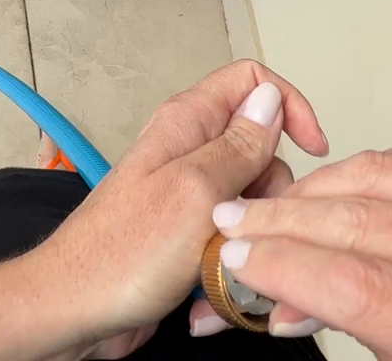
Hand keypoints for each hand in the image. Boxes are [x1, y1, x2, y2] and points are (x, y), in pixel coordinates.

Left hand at [22, 61, 329, 347]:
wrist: (78, 310)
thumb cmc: (119, 252)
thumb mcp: (195, 191)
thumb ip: (239, 145)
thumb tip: (271, 100)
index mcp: (187, 122)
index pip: (250, 81)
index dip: (288, 105)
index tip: (314, 148)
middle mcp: (188, 149)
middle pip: (264, 151)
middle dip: (274, 196)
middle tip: (253, 226)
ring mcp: (189, 191)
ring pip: (255, 202)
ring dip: (251, 243)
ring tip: (224, 270)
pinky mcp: (189, 231)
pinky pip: (234, 241)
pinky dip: (231, 271)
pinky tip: (212, 295)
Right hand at [204, 149, 391, 358]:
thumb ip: (384, 346)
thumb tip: (296, 305)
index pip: (362, 285)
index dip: (282, 267)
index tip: (232, 258)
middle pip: (362, 220)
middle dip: (281, 221)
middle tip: (227, 227)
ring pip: (380, 174)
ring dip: (312, 192)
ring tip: (269, 211)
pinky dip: (361, 176)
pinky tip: (332, 195)